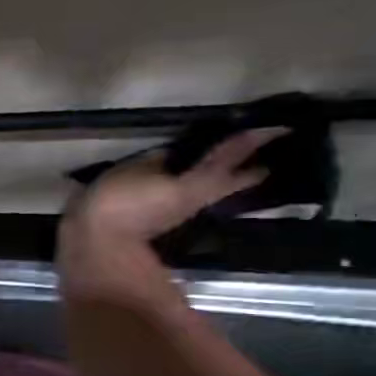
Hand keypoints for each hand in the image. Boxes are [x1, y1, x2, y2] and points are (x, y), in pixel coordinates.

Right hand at [63, 127, 288, 243]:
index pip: (231, 154)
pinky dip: (192, 189)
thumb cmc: (116, 204)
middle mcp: (197, 198)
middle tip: (262, 162)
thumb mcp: (130, 171)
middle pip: (233, 183)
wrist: (96, 247)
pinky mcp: (161, 223)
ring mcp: (179, 214)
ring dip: (223, 181)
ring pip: (212, 193)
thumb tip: (167, 156)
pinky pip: (186, 199)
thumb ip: (152, 161)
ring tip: (224, 169)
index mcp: (197, 181)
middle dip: (249, 172)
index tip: (280, 129)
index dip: (253, 139)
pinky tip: (183, 184)